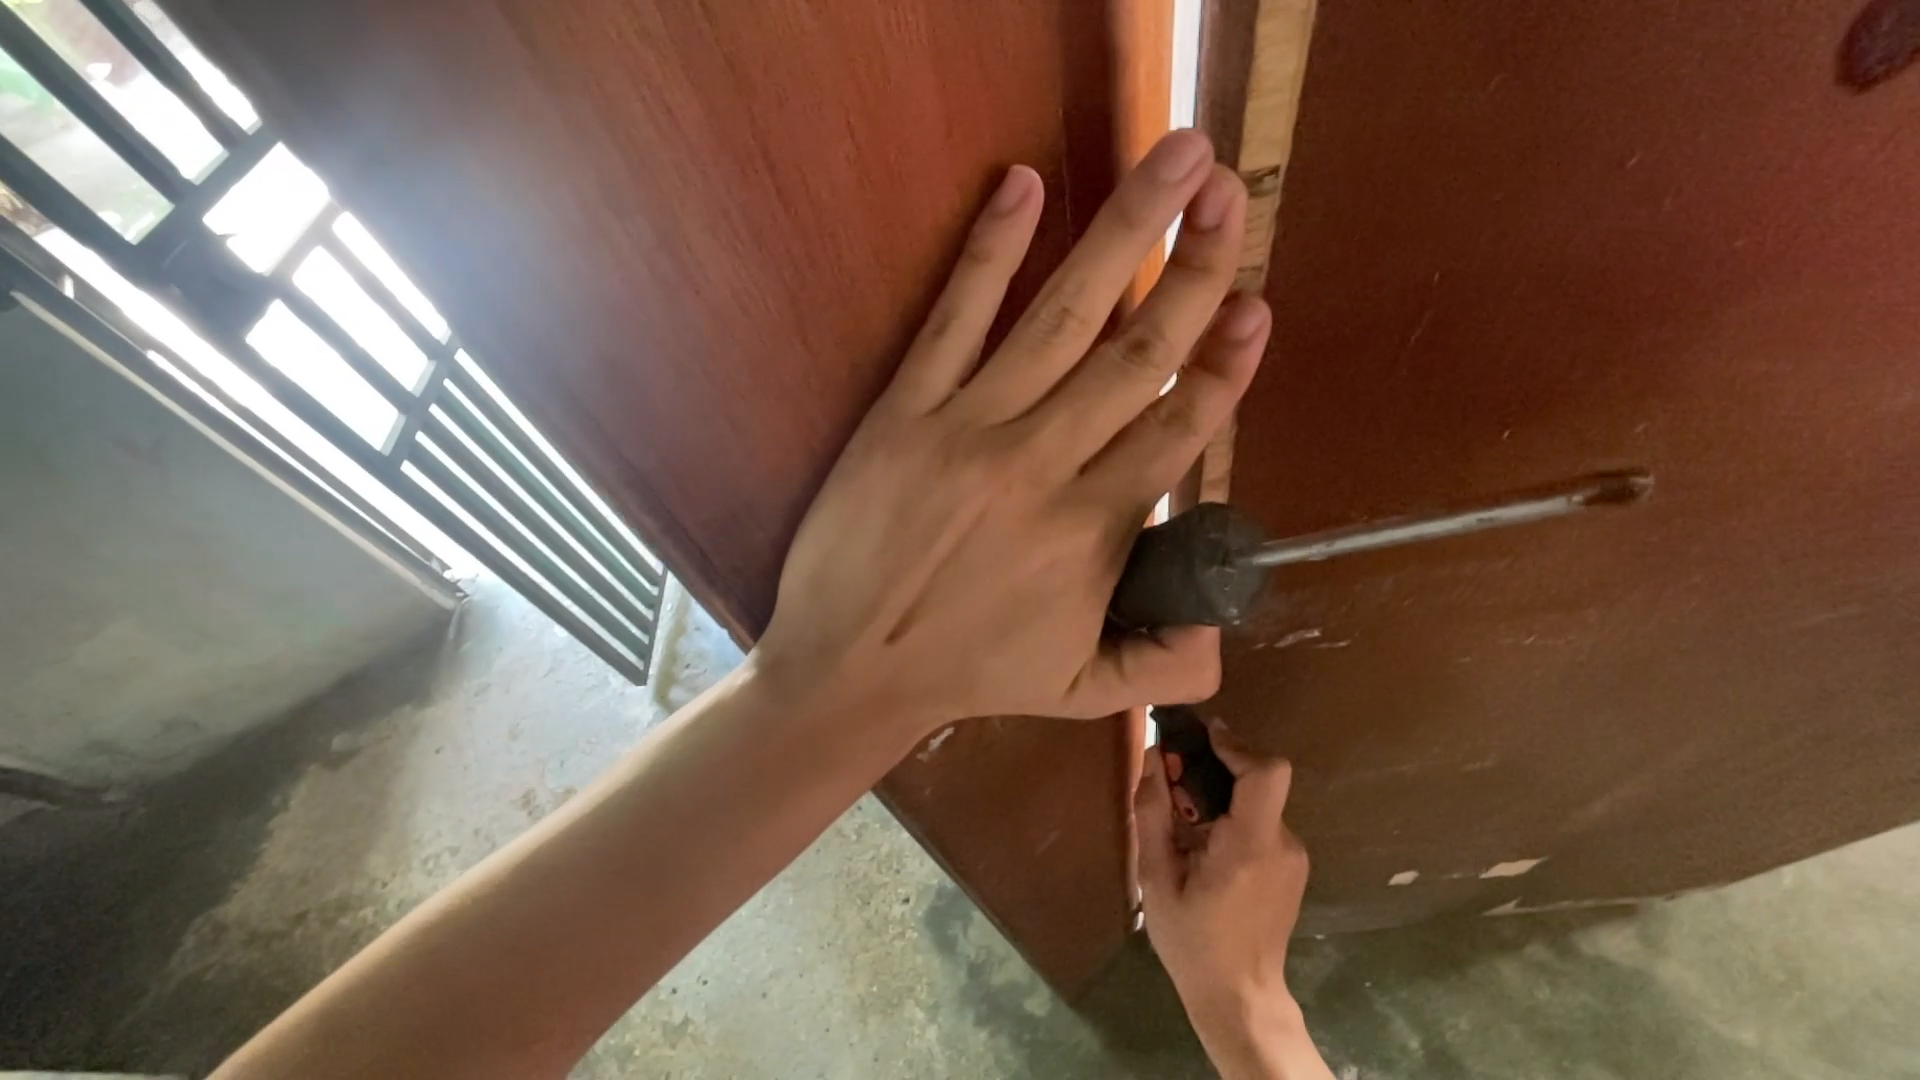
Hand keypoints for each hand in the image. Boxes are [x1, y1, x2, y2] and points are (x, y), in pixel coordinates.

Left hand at [754, 130, 1269, 737]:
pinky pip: (954, 317)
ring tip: (1174, 159)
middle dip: (1195, 268)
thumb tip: (1224, 628)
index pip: (1178, 427)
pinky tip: (1022, 187)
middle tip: (1233, 191)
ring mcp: (971, 428)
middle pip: (1138, 353)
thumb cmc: (968, 675)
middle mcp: (1044, 465)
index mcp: (1094, 529)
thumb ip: (1164, 667)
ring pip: (1064, 317)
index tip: (1257, 303)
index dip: (1225, 363)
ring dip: (1125, 232)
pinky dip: (990, 250)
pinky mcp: (904, 410)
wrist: (850, 667)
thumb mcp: (1079, 691)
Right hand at [1135, 724, 1332, 1079]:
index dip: (1236, 745)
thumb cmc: (1192, 941)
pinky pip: (1262, 821)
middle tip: (1173, 782)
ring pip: (1257, 800)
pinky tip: (1205, 846)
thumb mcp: (1156, 878)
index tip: (1201, 734)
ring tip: (1183, 823)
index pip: (1266, 772)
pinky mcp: (1292, 866)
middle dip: (1215, 770)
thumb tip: (1153, 755)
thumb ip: (1152, 812)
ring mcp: (1293, 856)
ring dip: (1221, 797)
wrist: (1239, 998)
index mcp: (1251, 845)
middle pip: (1257, 780)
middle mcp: (1283, 843)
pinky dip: (1233, 817)